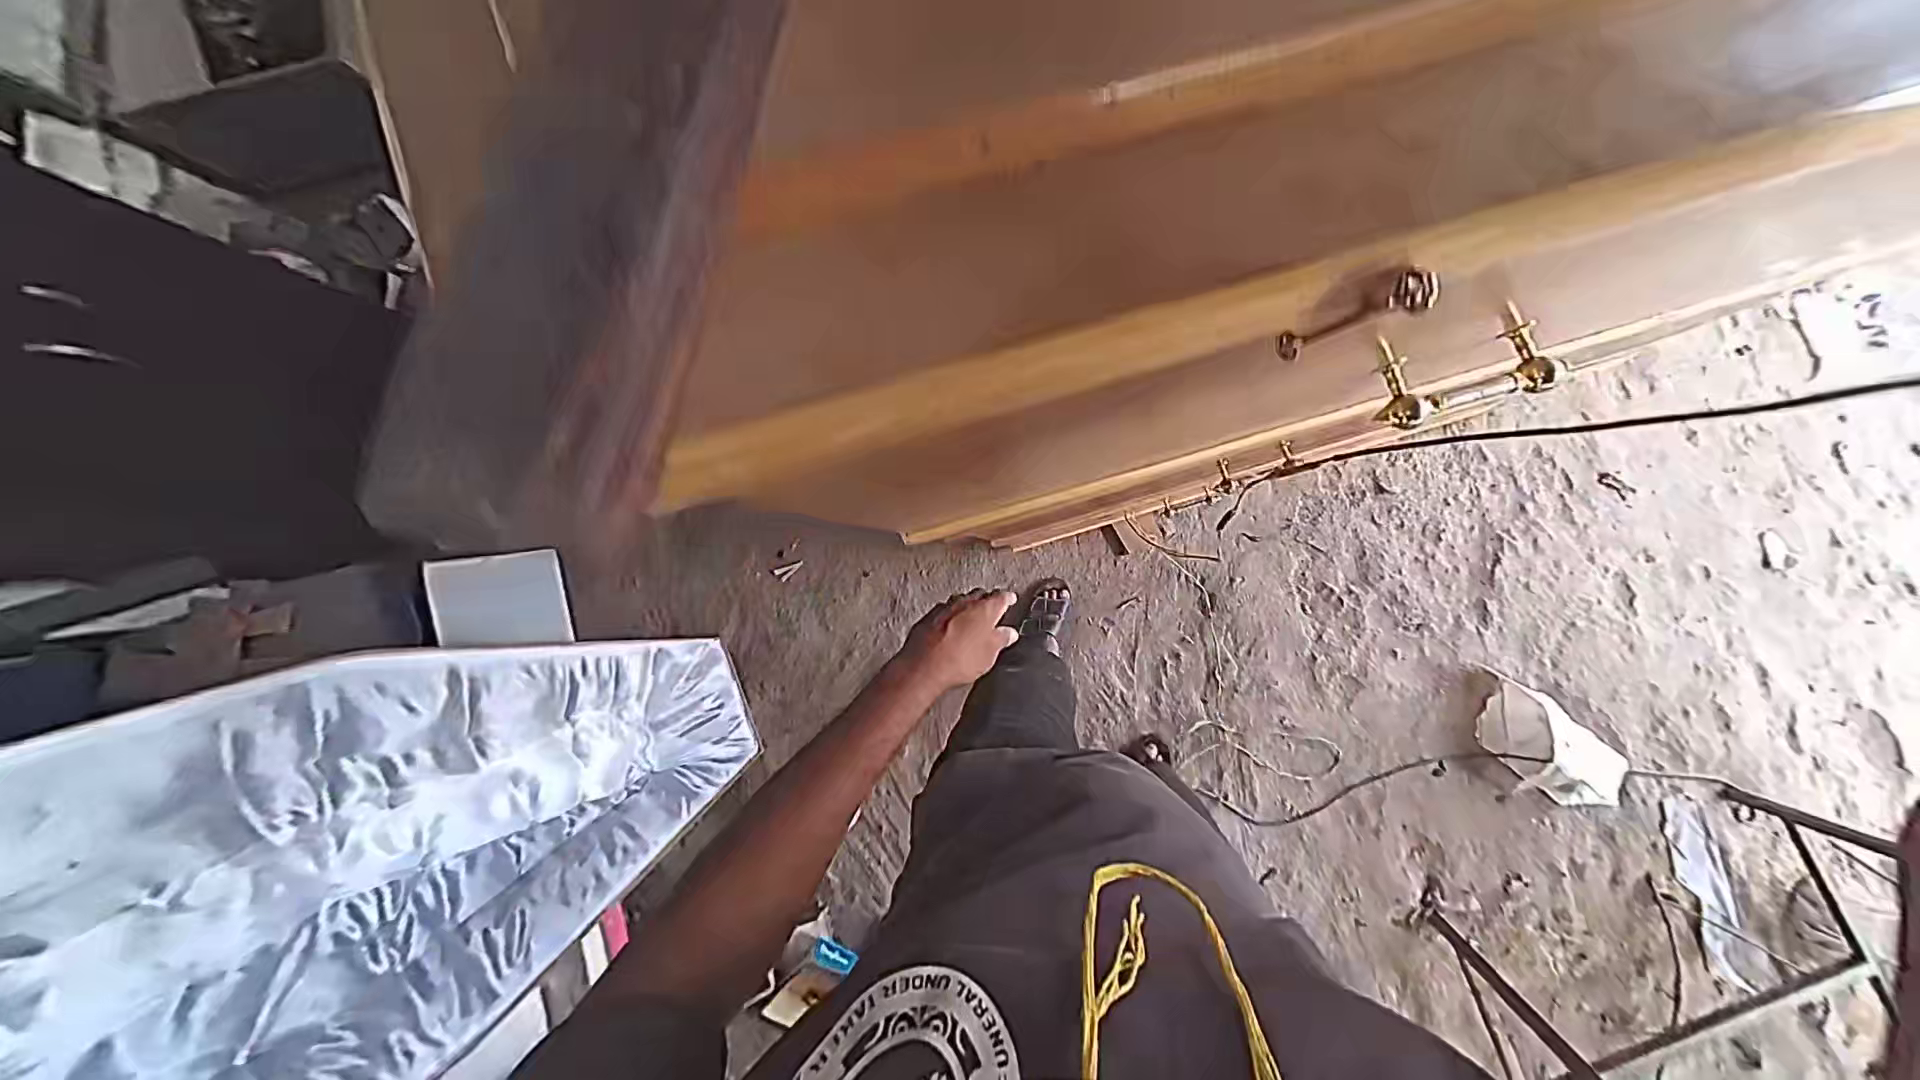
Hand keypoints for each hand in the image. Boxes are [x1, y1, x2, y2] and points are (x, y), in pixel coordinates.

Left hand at [896, 589, 1018, 691]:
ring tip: (971, 619)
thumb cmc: (958, 660)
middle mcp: (964, 603)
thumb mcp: (989, 655)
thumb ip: (1001, 640)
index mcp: (985, 609)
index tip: (1010, 599)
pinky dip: (949, 616)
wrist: (924, 667)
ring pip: (960, 601)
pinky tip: (950, 627)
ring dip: (966, 607)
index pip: (1001, 597)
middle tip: (992, 609)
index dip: (1008, 598)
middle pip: (979, 595)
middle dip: (986, 600)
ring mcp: (944, 609)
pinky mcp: (928, 618)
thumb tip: (1008, 634)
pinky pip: (943, 611)